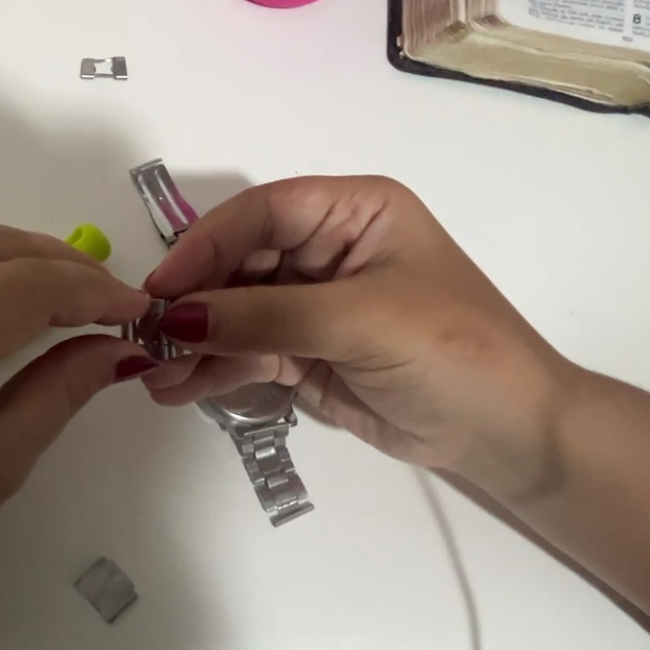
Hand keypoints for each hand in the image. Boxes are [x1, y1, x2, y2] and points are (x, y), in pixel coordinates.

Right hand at [140, 176, 579, 498]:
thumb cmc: (454, 353)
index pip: (261, 214)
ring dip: (191, 344)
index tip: (160, 287)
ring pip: (230, 313)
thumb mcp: (360, 322)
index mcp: (350, 214)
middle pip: (234, 264)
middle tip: (145, 340)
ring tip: (154, 378)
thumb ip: (264, 317)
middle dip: (191, 303)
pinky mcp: (297, 353)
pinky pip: (240, 353)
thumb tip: (174, 319)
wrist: (504, 436)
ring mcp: (306, 305)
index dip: (205, 245)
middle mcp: (322, 251)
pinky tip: (177, 390)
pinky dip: (208, 370)